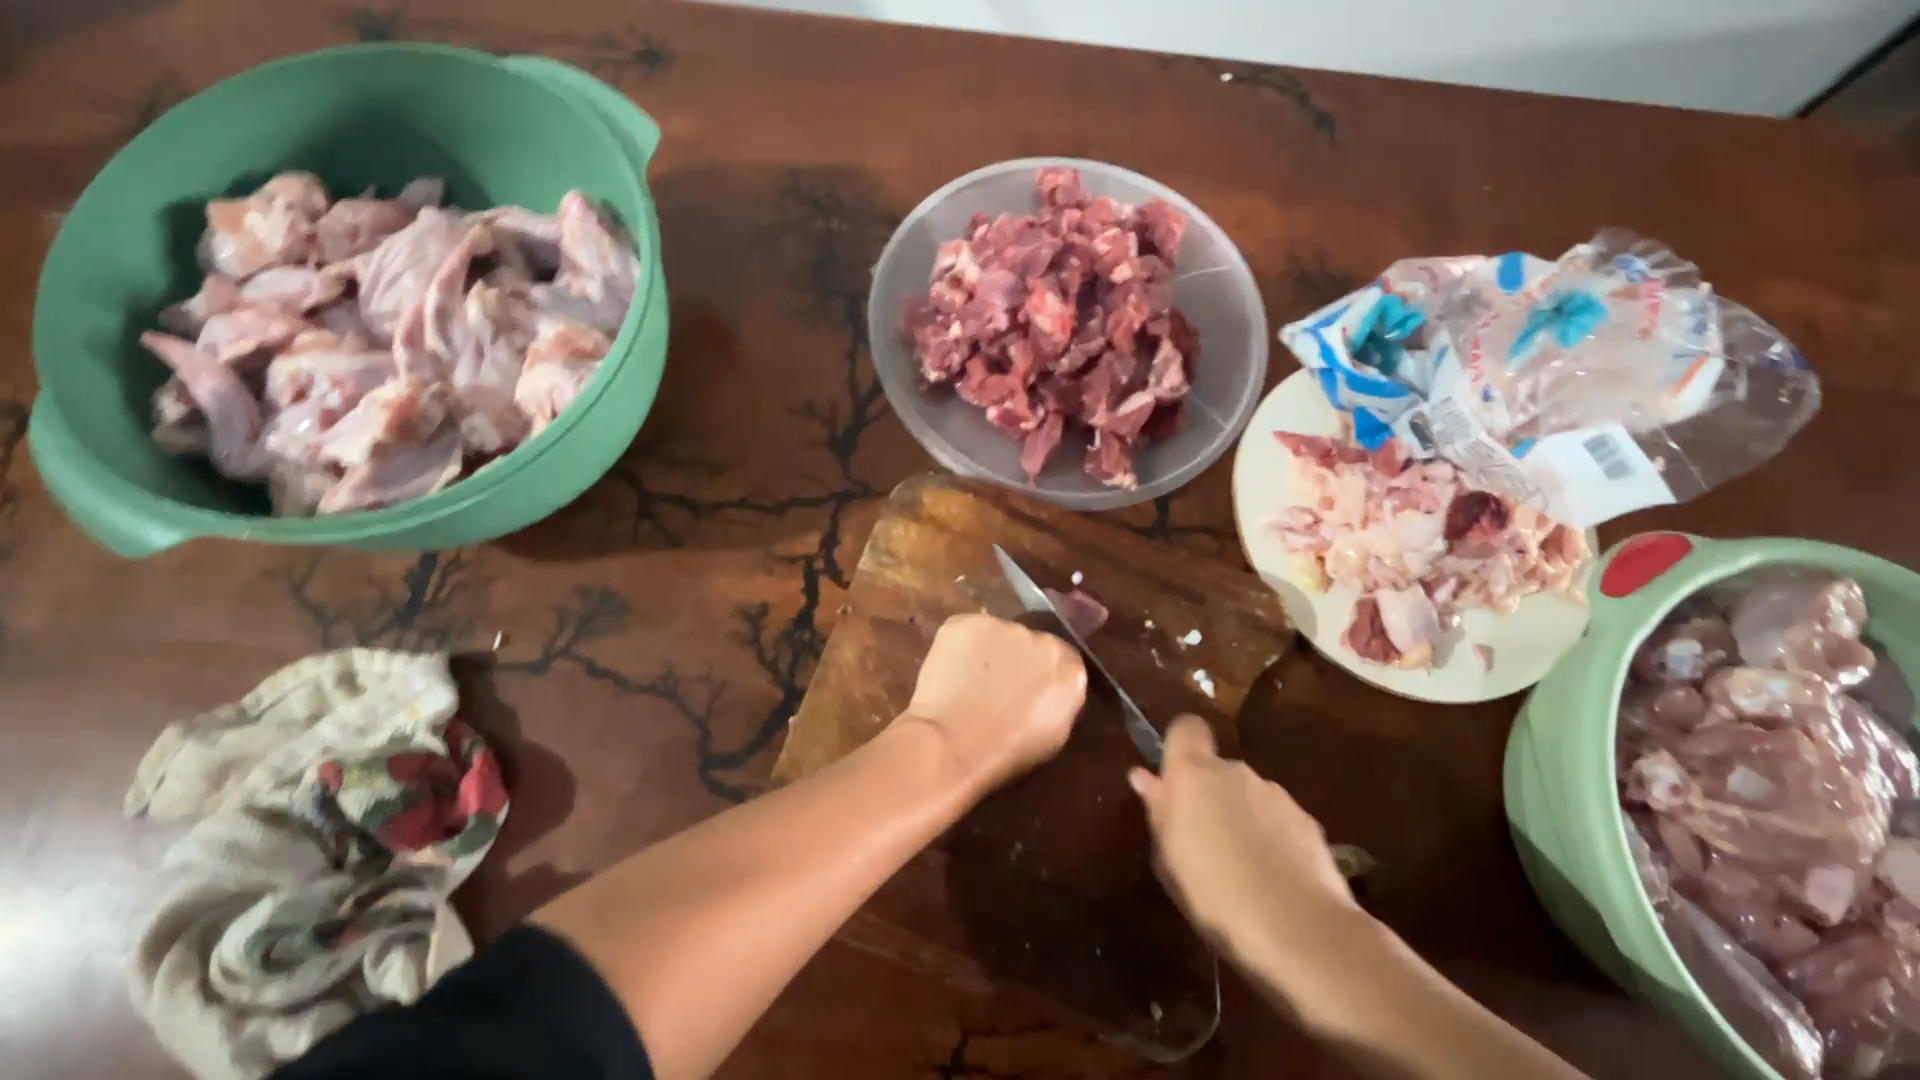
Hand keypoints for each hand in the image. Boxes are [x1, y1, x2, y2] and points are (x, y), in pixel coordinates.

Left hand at [902, 614, 1086, 796]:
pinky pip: (965, 632)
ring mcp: (1001, 626)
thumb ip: (1060, 701)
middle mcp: (1040, 638)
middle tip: (997, 688)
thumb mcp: (1055, 736)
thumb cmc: (1007, 753)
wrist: (953, 745)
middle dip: (1017, 660)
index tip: (1027, 693)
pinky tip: (950, 672)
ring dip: (988, 653)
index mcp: (1069, 668)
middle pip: (1031, 643)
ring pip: (997, 636)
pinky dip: (959, 648)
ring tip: (969, 682)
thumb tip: (1049, 690)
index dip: (1041, 676)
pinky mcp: (963, 622)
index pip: (1062, 661)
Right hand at [1130, 715, 1359, 962]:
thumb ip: (1159, 810)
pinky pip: (1277, 821)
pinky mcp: (1307, 822)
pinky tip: (1272, 880)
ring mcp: (1276, 795)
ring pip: (1248, 796)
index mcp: (1194, 773)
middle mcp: (1236, 772)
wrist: (1297, 928)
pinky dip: (1271, 839)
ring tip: (1239, 868)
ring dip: (1241, 819)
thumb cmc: (1212, 892)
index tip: (1173, 780)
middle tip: (1200, 841)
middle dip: (1210, 795)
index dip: (1180, 747)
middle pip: (1217, 769)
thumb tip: (1144, 776)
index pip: (1186, 728)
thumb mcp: (1168, 857)